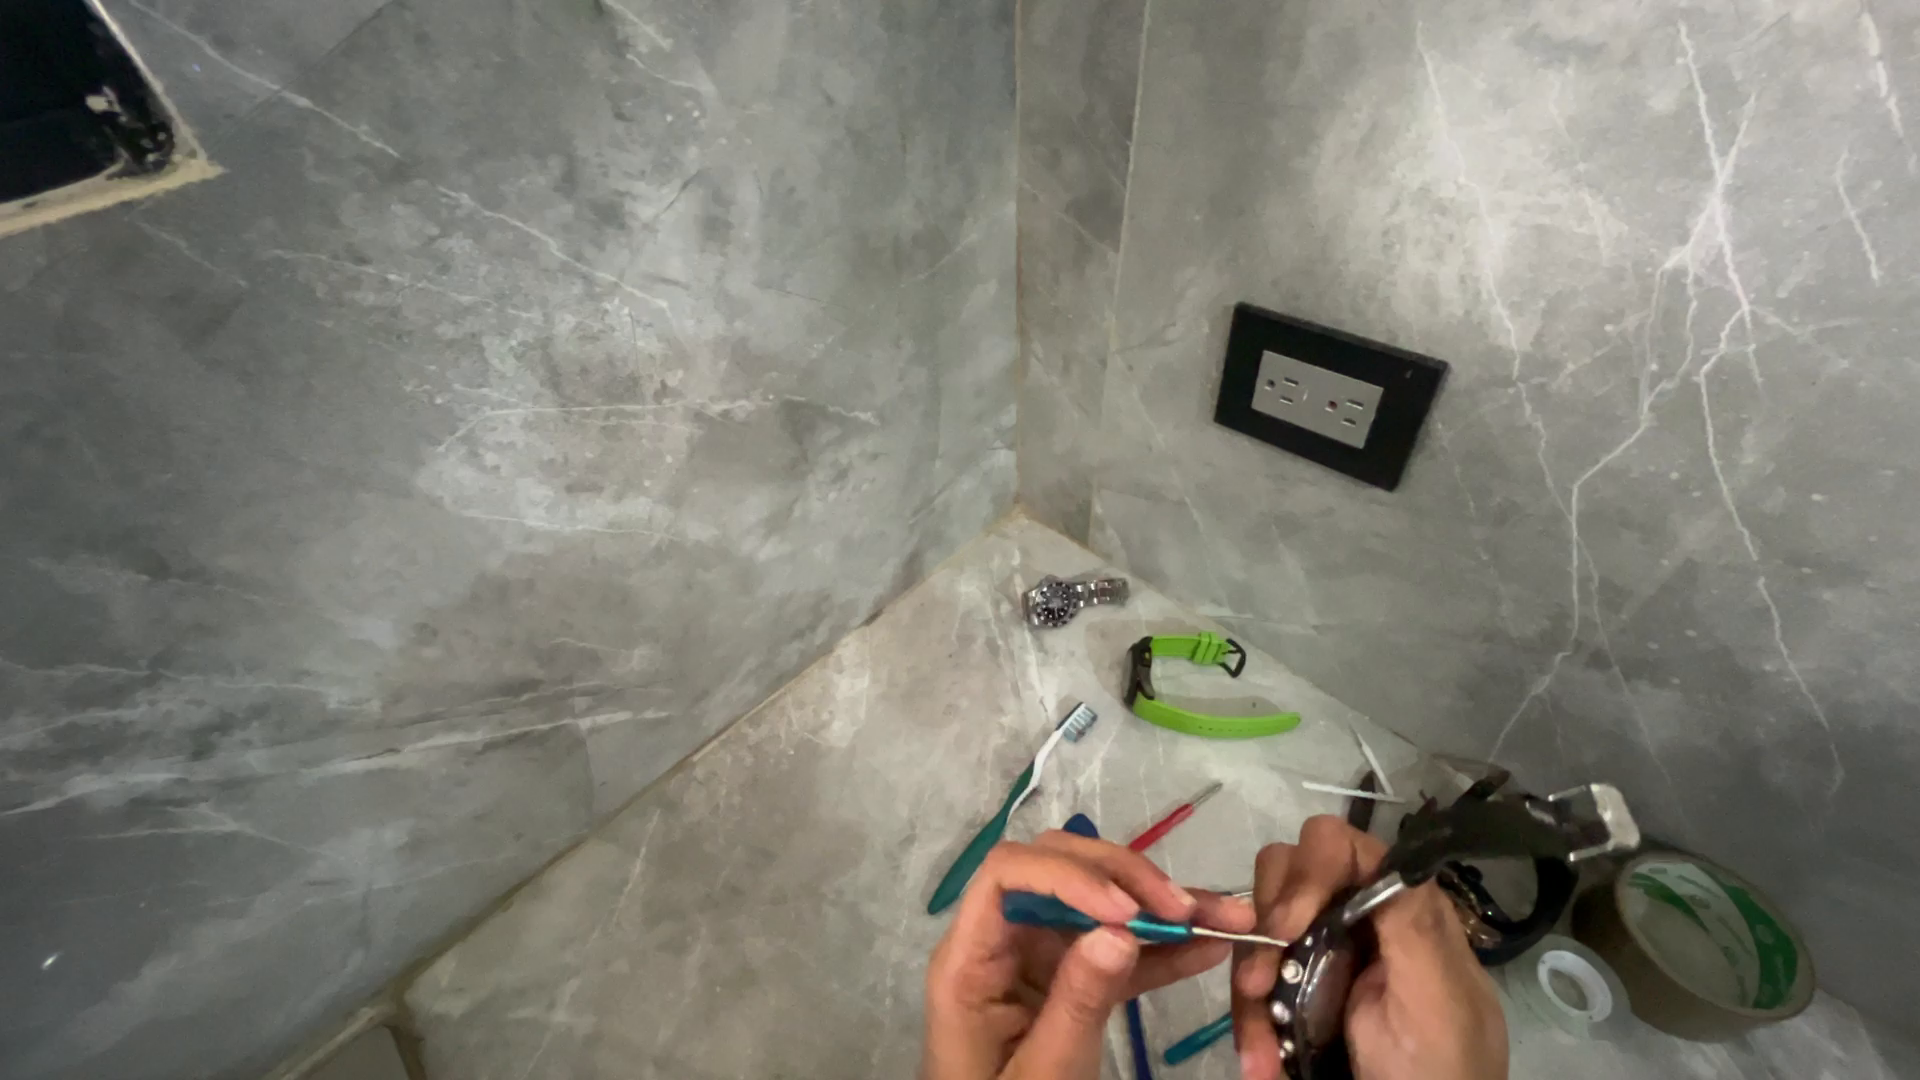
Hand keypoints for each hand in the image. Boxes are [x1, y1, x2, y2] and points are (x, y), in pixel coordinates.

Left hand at [922, 831, 1255, 1079]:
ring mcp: (1037, 954)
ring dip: (1155, 904)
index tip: (1127, 910)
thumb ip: (1077, 1002)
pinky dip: (1161, 948)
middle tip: (1183, 908)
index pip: (1007, 874)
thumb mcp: (1041, 1075)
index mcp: (971, 954)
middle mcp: (1003, 937)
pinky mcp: (1069, 977)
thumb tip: (1121, 930)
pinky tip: (1208, 946)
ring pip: (1094, 901)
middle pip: (1055, 868)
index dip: (1067, 875)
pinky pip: (1116, 948)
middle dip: (1121, 876)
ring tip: (1220, 915)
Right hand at [1230, 816, 1506, 1079]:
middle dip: (1265, 926)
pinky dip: (1247, 1014)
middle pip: (1284, 869)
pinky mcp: (1292, 978)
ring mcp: (1318, 943)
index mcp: (1395, 904)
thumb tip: (1390, 857)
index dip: (1304, 873)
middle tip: (1261, 985)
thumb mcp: (1438, 1004)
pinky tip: (1260, 1058)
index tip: (1288, 929)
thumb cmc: (1438, 1071)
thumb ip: (1414, 929)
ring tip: (1260, 1045)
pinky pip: (1250, 969)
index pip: (1336, 843)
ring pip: (1256, 920)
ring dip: (1248, 978)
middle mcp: (1351, 910)